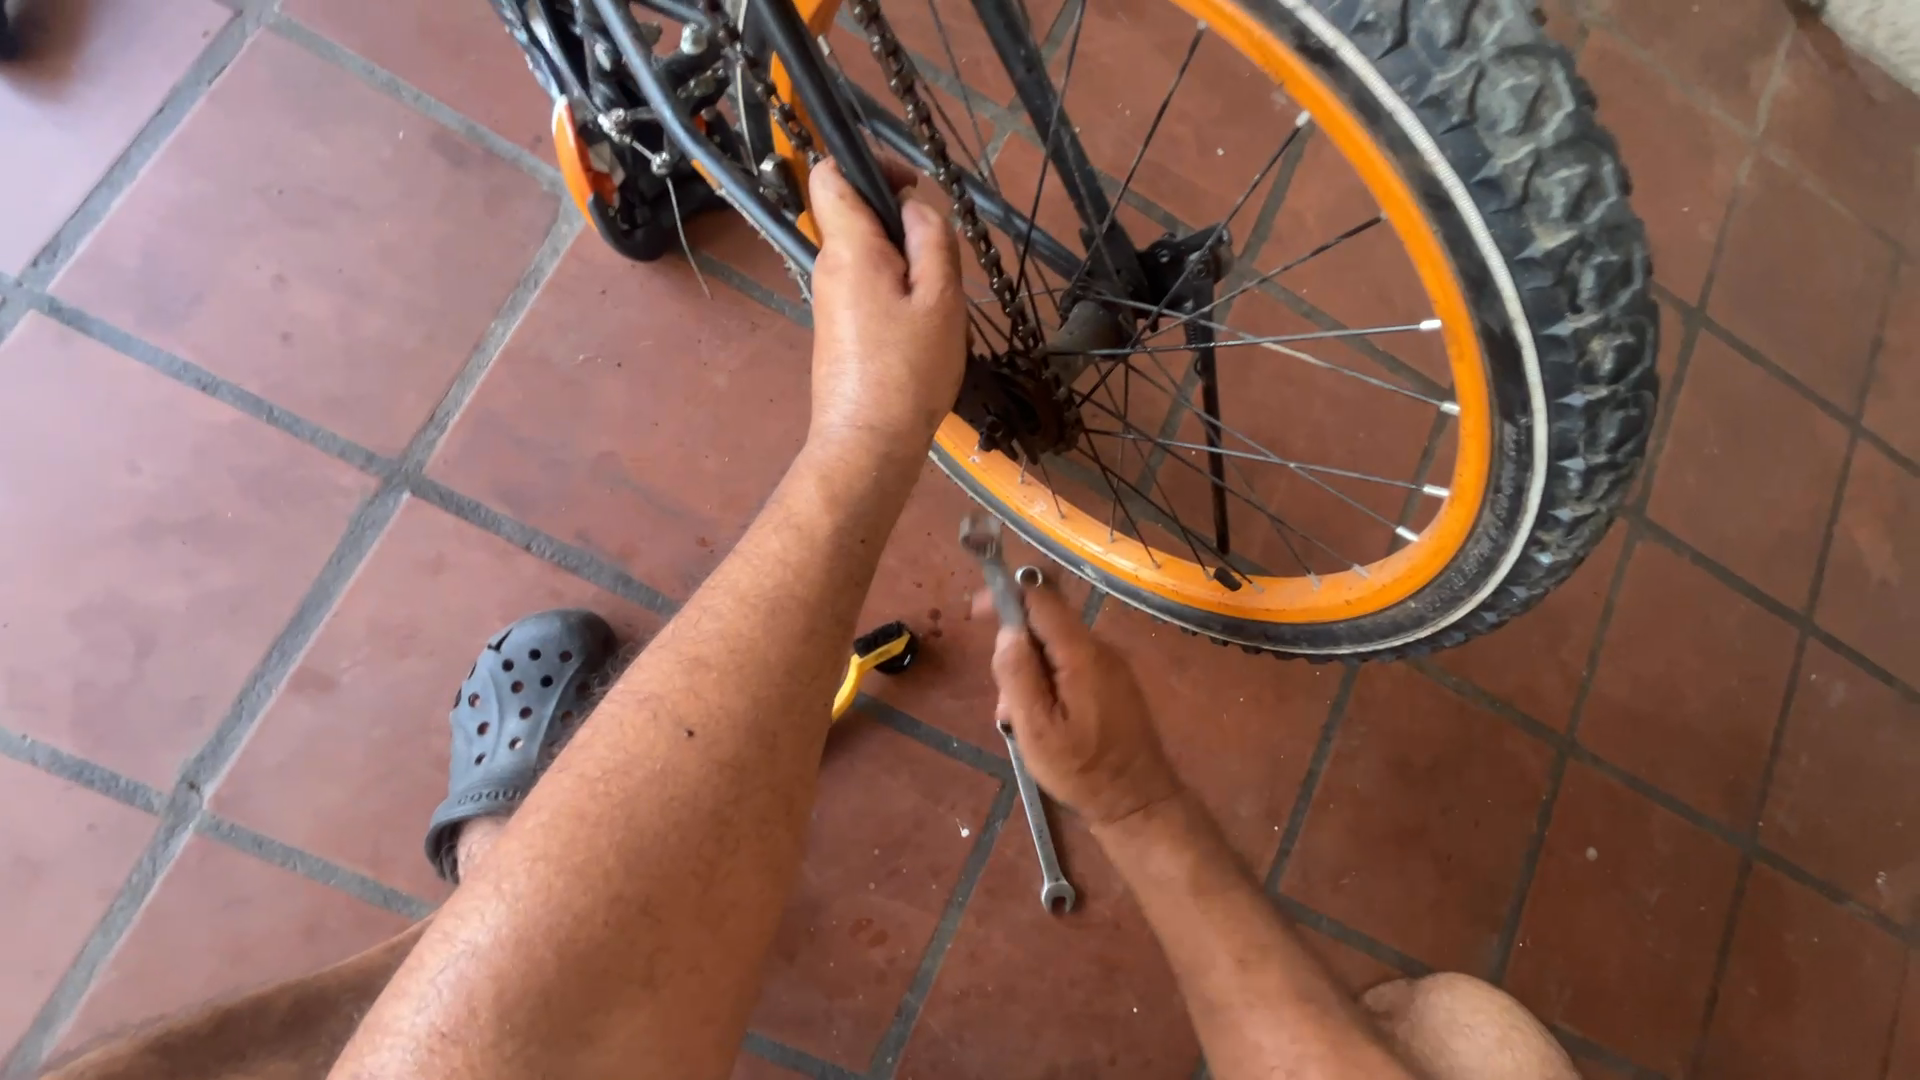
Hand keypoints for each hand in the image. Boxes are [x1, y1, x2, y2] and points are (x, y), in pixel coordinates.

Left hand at [805, 158, 966, 456]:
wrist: (868, 443)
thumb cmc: (908, 371)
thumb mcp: (940, 300)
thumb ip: (932, 241)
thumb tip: (914, 209)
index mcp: (848, 249)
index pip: (830, 174)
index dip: (869, 162)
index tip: (910, 187)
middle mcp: (827, 269)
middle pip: (857, 219)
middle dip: (901, 226)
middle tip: (940, 265)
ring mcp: (829, 303)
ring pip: (867, 259)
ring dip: (905, 268)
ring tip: (935, 309)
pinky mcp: (836, 333)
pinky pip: (866, 293)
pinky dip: (895, 297)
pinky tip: (920, 334)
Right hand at [981, 581, 1181, 826]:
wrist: (1138, 803)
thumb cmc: (1082, 770)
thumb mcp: (1036, 728)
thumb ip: (1018, 674)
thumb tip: (1006, 630)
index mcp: (1081, 653)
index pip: (1040, 597)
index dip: (1006, 595)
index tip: (976, 612)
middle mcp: (1100, 648)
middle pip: (1045, 623)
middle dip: (1015, 650)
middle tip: (1004, 699)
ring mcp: (1110, 664)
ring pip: (1054, 647)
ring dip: (1029, 673)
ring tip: (1021, 720)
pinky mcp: (1113, 682)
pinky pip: (1070, 665)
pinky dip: (1048, 683)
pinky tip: (1043, 721)